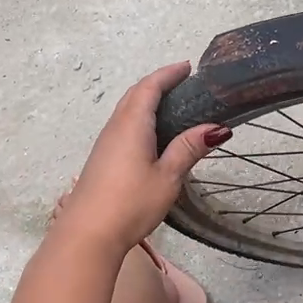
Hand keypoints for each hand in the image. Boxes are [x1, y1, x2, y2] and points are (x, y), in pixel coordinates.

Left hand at [51, 62, 229, 254]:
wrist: (86, 235)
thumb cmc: (130, 203)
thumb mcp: (167, 176)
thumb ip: (189, 149)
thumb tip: (216, 127)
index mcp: (133, 124)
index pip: (150, 87)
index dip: (168, 73)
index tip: (188, 67)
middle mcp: (115, 127)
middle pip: (135, 94)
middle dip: (158, 83)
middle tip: (182, 83)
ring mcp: (105, 144)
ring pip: (126, 110)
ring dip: (146, 100)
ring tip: (172, 106)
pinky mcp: (101, 159)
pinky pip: (122, 126)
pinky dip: (139, 118)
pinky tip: (152, 135)